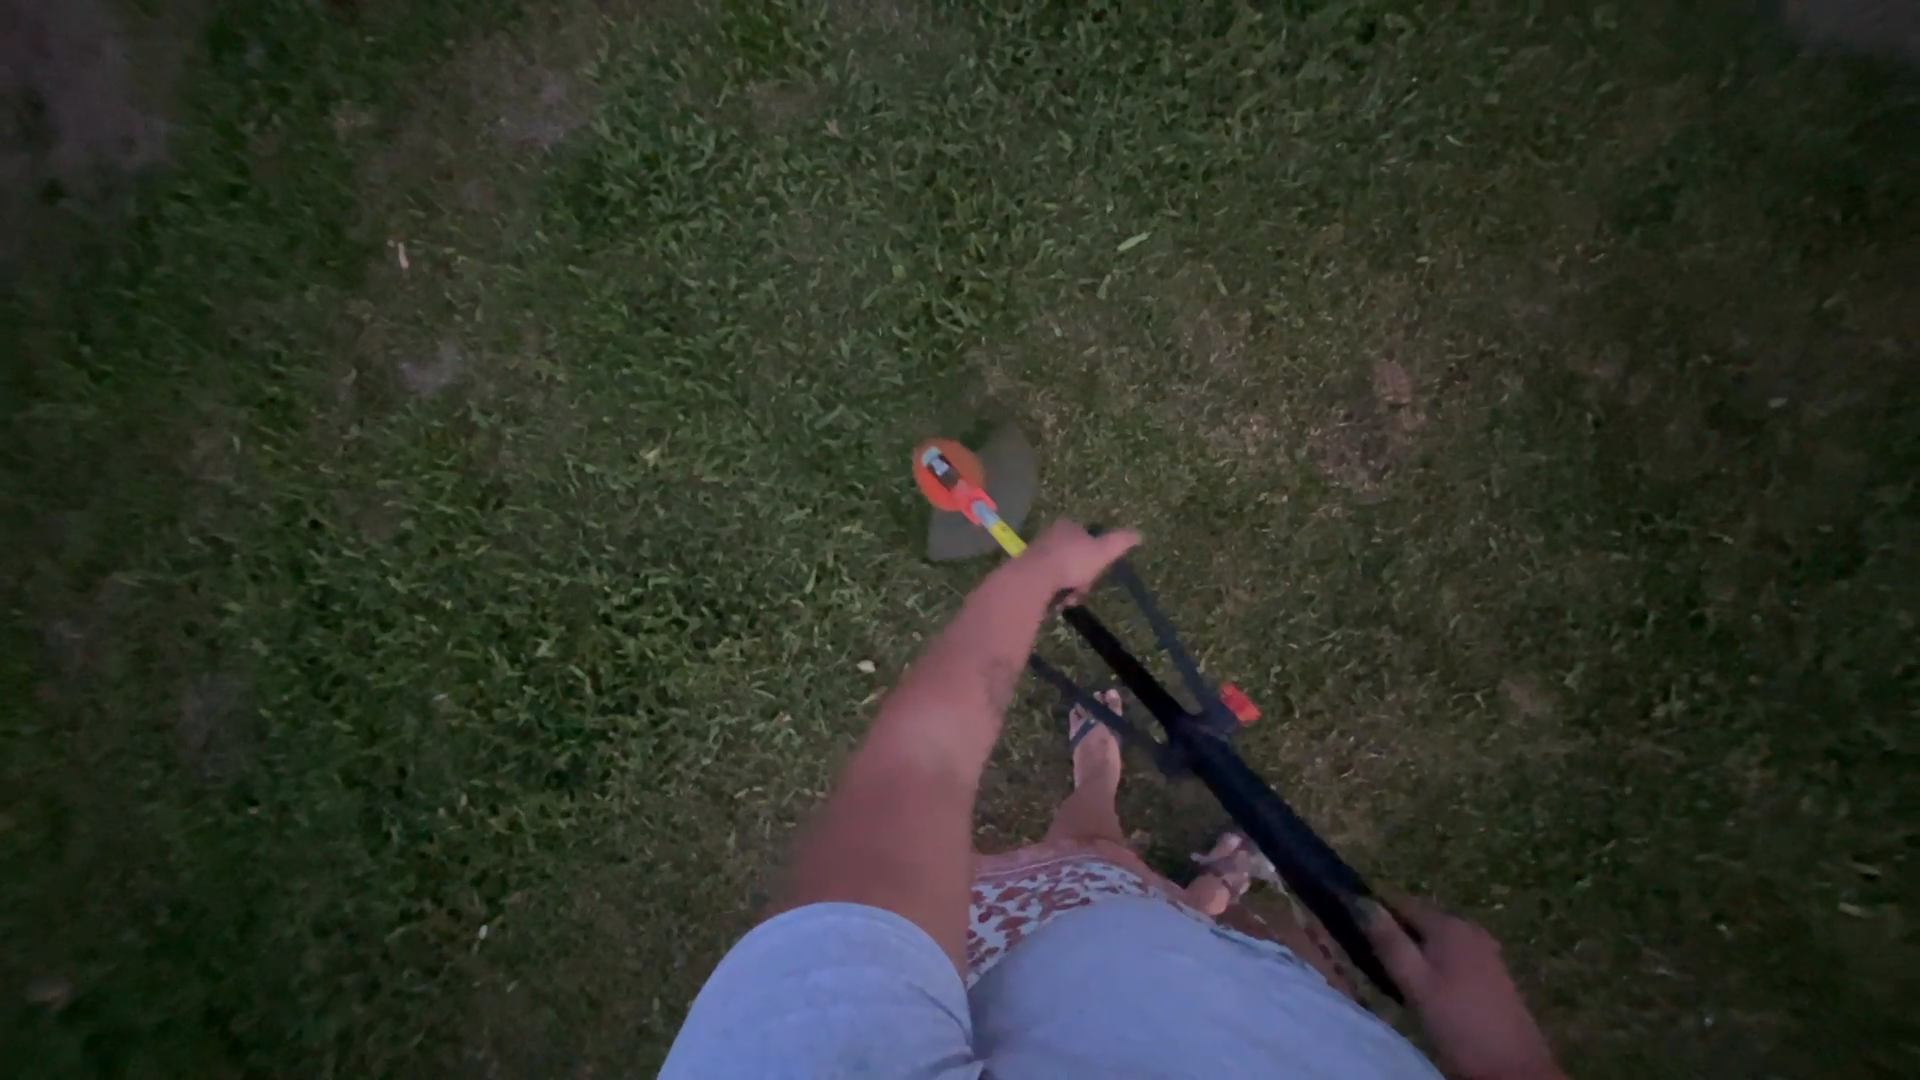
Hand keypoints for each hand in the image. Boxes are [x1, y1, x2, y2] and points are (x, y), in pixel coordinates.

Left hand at [1016, 520, 1139, 600]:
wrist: (1035, 577)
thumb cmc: (1073, 561)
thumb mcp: (1103, 551)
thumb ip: (1121, 542)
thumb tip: (1139, 534)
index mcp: (1068, 526)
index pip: (1088, 539)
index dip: (1096, 556)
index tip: (1097, 571)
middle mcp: (1050, 535)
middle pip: (1075, 559)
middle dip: (1081, 578)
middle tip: (1081, 591)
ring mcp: (1036, 553)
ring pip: (1061, 573)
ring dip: (1068, 589)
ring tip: (1068, 600)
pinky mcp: (1025, 571)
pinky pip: (1046, 584)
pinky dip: (1053, 594)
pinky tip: (1055, 602)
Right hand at [1361, 897, 1564, 1079]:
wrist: (1517, 1073)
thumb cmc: (1457, 1022)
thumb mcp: (1413, 982)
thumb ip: (1387, 939)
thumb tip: (1360, 900)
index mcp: (1448, 924)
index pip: (1399, 901)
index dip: (1375, 913)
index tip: (1356, 934)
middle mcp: (1469, 928)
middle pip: (1419, 920)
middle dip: (1396, 934)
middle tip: (1377, 962)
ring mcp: (1487, 952)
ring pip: (1436, 940)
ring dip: (1416, 952)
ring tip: (1399, 978)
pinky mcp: (1495, 974)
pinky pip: (1453, 956)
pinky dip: (1436, 965)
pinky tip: (1429, 990)